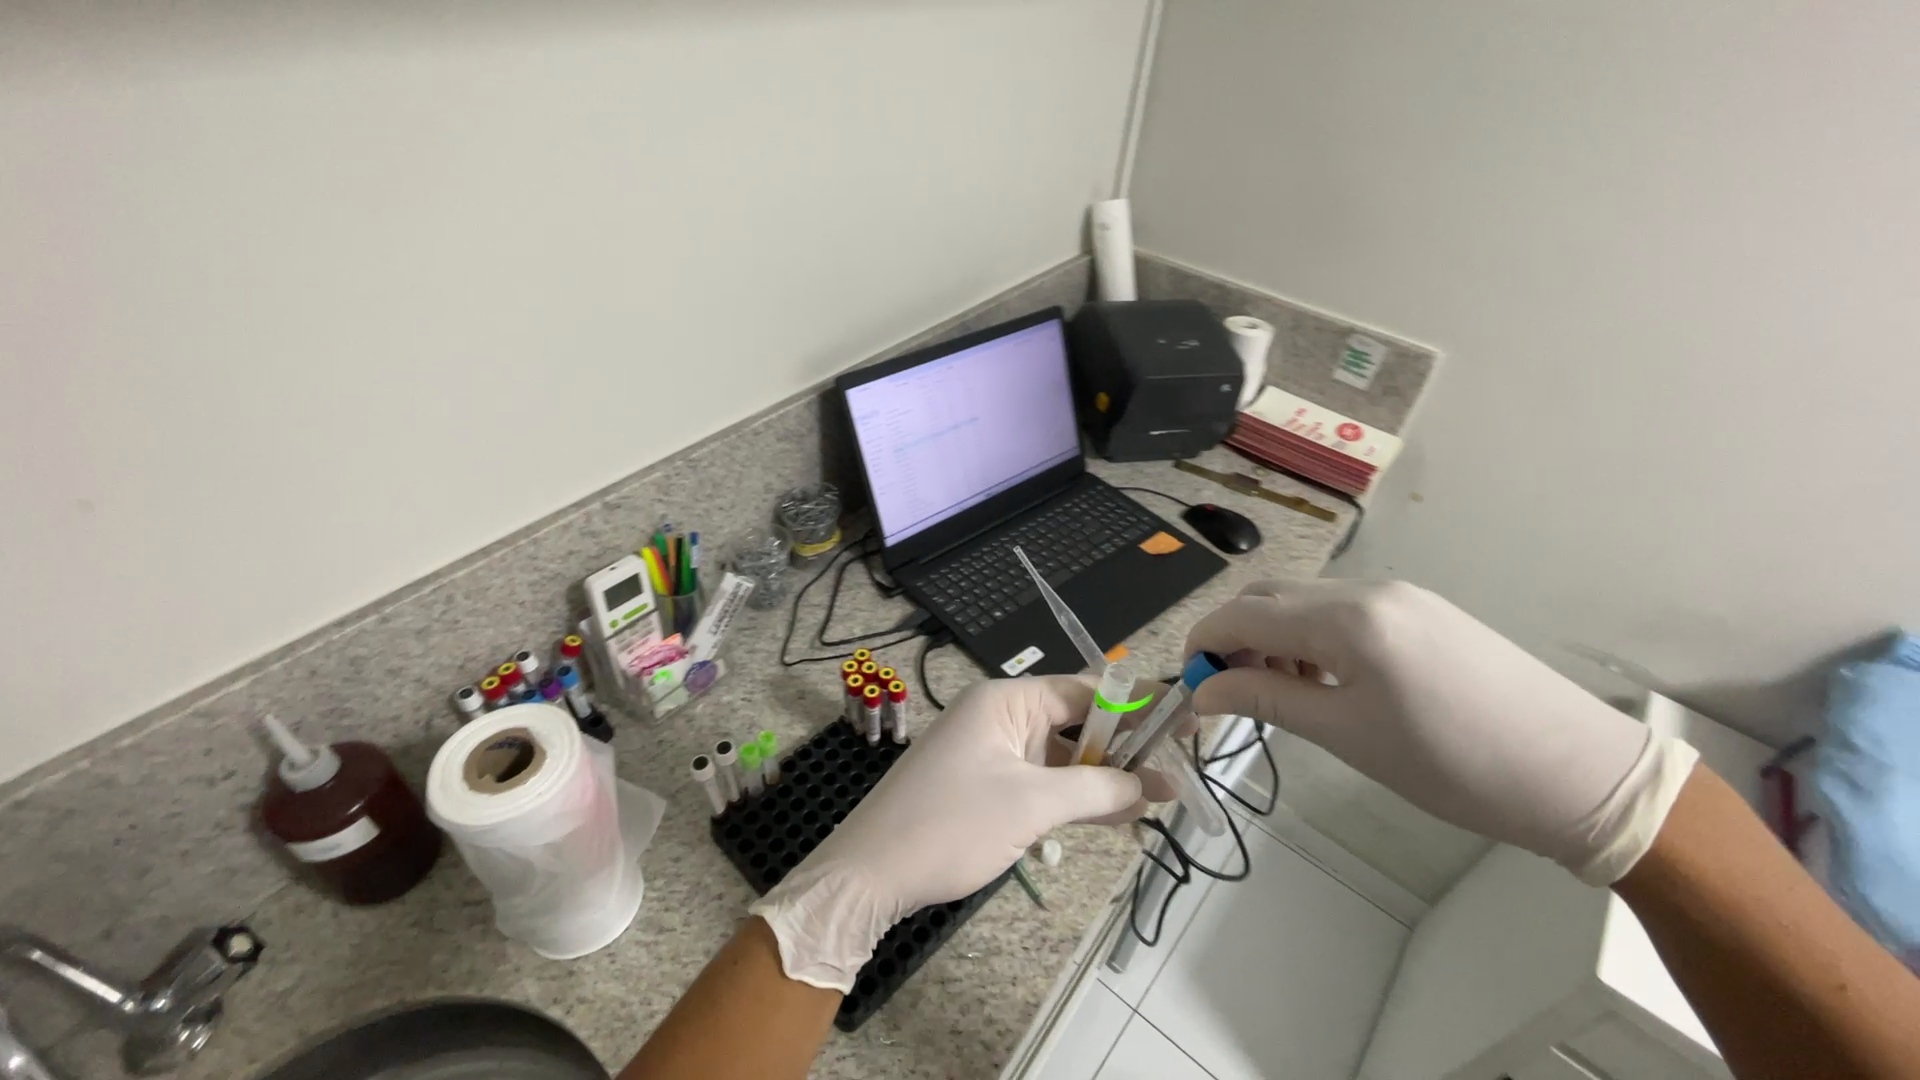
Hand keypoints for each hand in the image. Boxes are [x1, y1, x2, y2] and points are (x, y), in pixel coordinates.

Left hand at [750, 675, 1169, 991]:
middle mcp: (998, 718)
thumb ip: (1097, 790)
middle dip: (1123, 749)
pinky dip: (1072, 798)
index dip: (1134, 707)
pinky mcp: (983, 786)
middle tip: (1176, 769)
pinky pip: (1039, 782)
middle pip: (1074, 724)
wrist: (869, 874)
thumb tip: (1150, 784)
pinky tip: (1111, 816)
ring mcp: (989, 753)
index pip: (1084, 692)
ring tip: (1155, 800)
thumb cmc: (950, 826)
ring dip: (1101, 779)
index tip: (1180, 722)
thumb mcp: (1032, 805)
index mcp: (1005, 702)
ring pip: (1060, 758)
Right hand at [1184, 579, 1697, 884]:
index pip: (1243, 612)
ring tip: (1279, 690)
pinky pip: (1343, 610)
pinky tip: (1325, 678)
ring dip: (1273, 635)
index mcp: (1346, 618)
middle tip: (1230, 690)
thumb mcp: (1346, 735)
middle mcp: (1367, 590)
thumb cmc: (1452, 764)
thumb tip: (1203, 692)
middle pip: (1269, 595)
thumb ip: (1266, 698)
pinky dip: (1312, 636)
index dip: (1202, 644)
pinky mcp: (1424, 611)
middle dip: (1234, 636)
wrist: (1579, 772)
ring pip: (1305, 600)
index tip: (1188, 686)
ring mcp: (1401, 595)